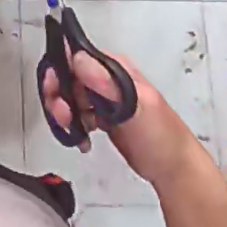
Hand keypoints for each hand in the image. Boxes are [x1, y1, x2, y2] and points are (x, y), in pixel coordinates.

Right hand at [41, 52, 206, 186]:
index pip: (78, 57)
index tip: (54, 89)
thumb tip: (77, 58)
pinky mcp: (103, 117)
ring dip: (65, 112)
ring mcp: (105, 98)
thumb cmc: (160, 136)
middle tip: (63, 115)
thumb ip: (106, 82)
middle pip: (69, 77)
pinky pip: (78, 113)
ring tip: (73, 130)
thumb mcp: (134, 106)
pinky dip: (74, 125)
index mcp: (116, 68)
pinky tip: (82, 139)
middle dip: (60, 95)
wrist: (173, 169)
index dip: (61, 70)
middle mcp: (108, 78)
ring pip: (71, 96)